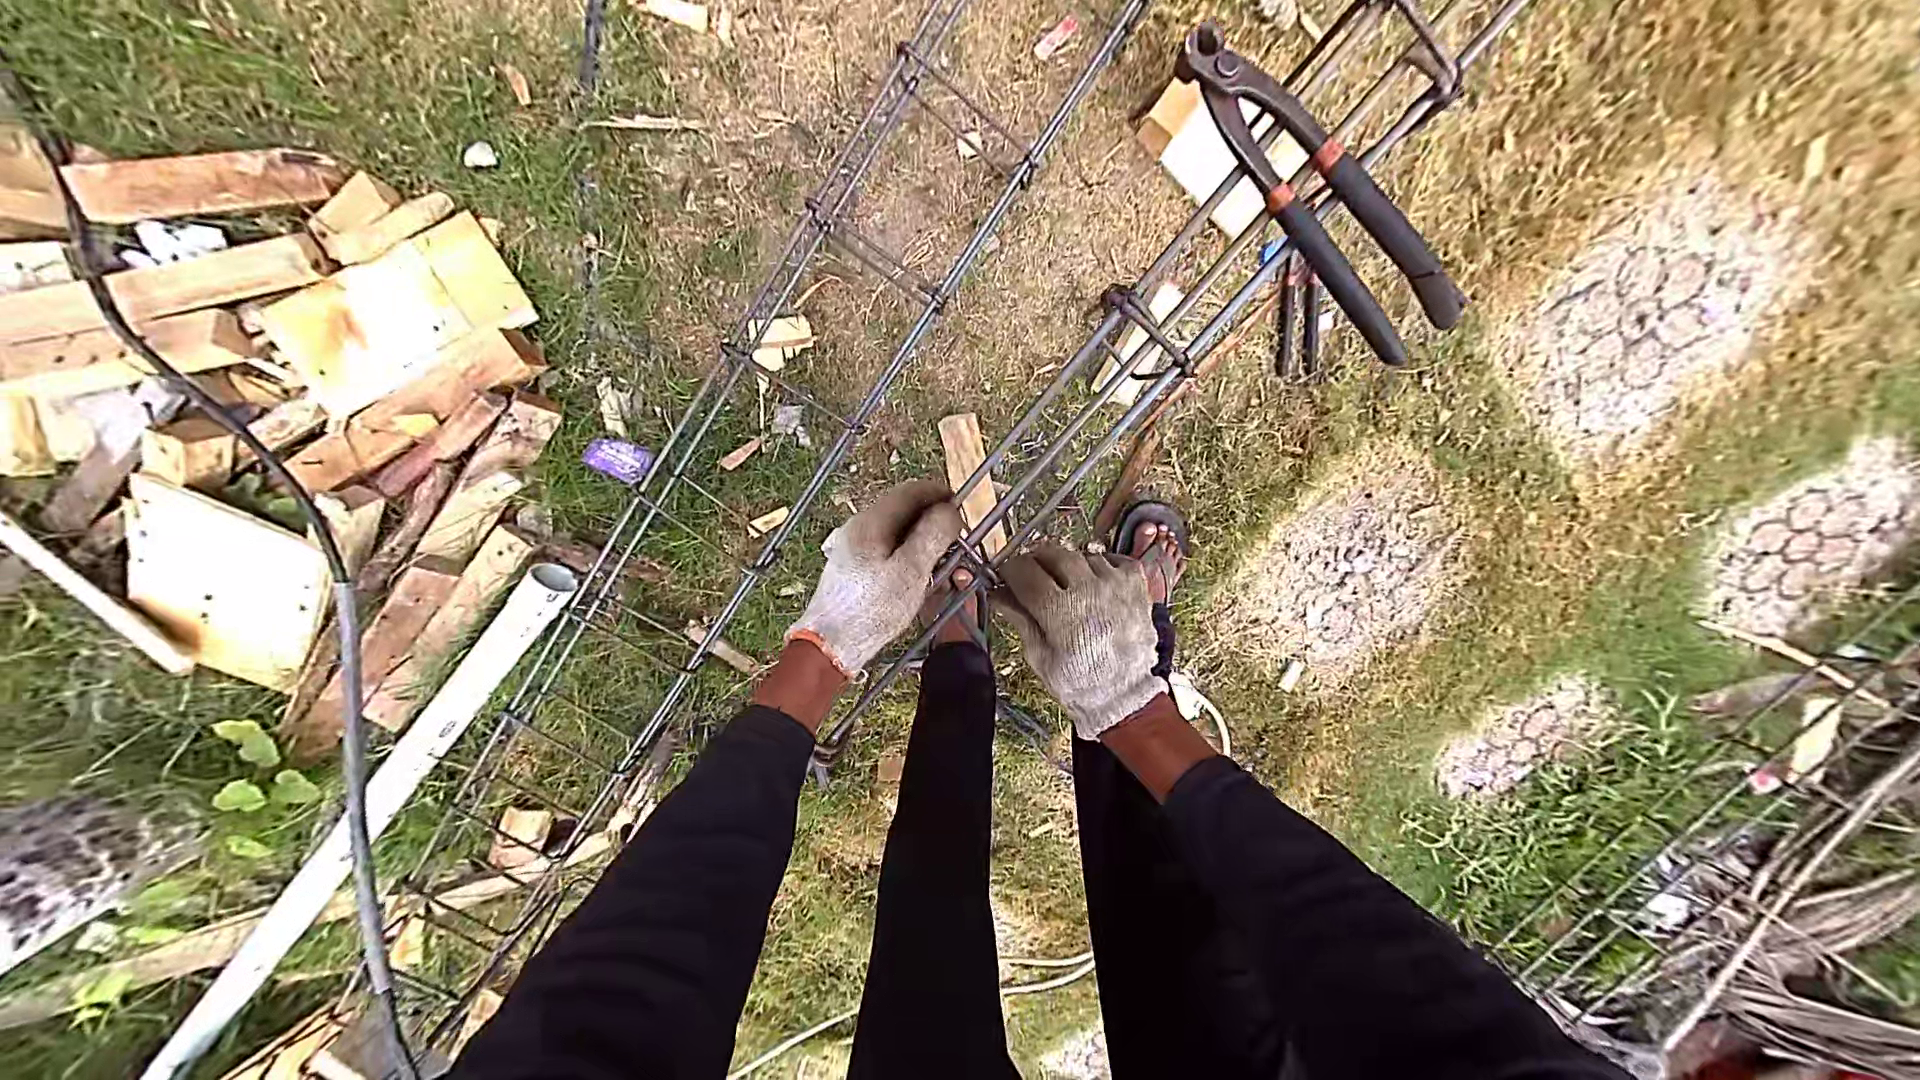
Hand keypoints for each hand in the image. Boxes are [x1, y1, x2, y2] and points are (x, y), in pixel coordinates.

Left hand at [787, 479, 962, 674]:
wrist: (831, 645)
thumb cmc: (871, 610)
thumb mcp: (911, 571)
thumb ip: (932, 535)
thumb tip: (950, 510)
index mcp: (869, 522)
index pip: (910, 491)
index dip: (939, 493)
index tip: (961, 505)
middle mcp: (858, 527)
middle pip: (902, 508)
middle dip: (931, 515)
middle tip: (956, 533)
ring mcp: (852, 546)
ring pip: (894, 528)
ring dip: (920, 534)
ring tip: (942, 553)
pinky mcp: (852, 565)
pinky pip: (885, 546)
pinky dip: (906, 549)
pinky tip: (917, 569)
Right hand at [993, 544, 1163, 739]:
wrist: (1126, 696)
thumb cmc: (1078, 682)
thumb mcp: (1039, 656)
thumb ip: (1019, 618)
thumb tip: (997, 593)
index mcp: (1060, 611)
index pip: (1024, 571)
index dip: (1009, 570)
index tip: (1006, 575)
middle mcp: (1088, 590)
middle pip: (1052, 554)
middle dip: (1036, 561)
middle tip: (1032, 577)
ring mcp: (1115, 583)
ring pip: (1080, 555)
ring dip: (1068, 566)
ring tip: (1065, 586)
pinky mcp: (1136, 584)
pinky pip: (1111, 558)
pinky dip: (1099, 565)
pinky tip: (1093, 583)